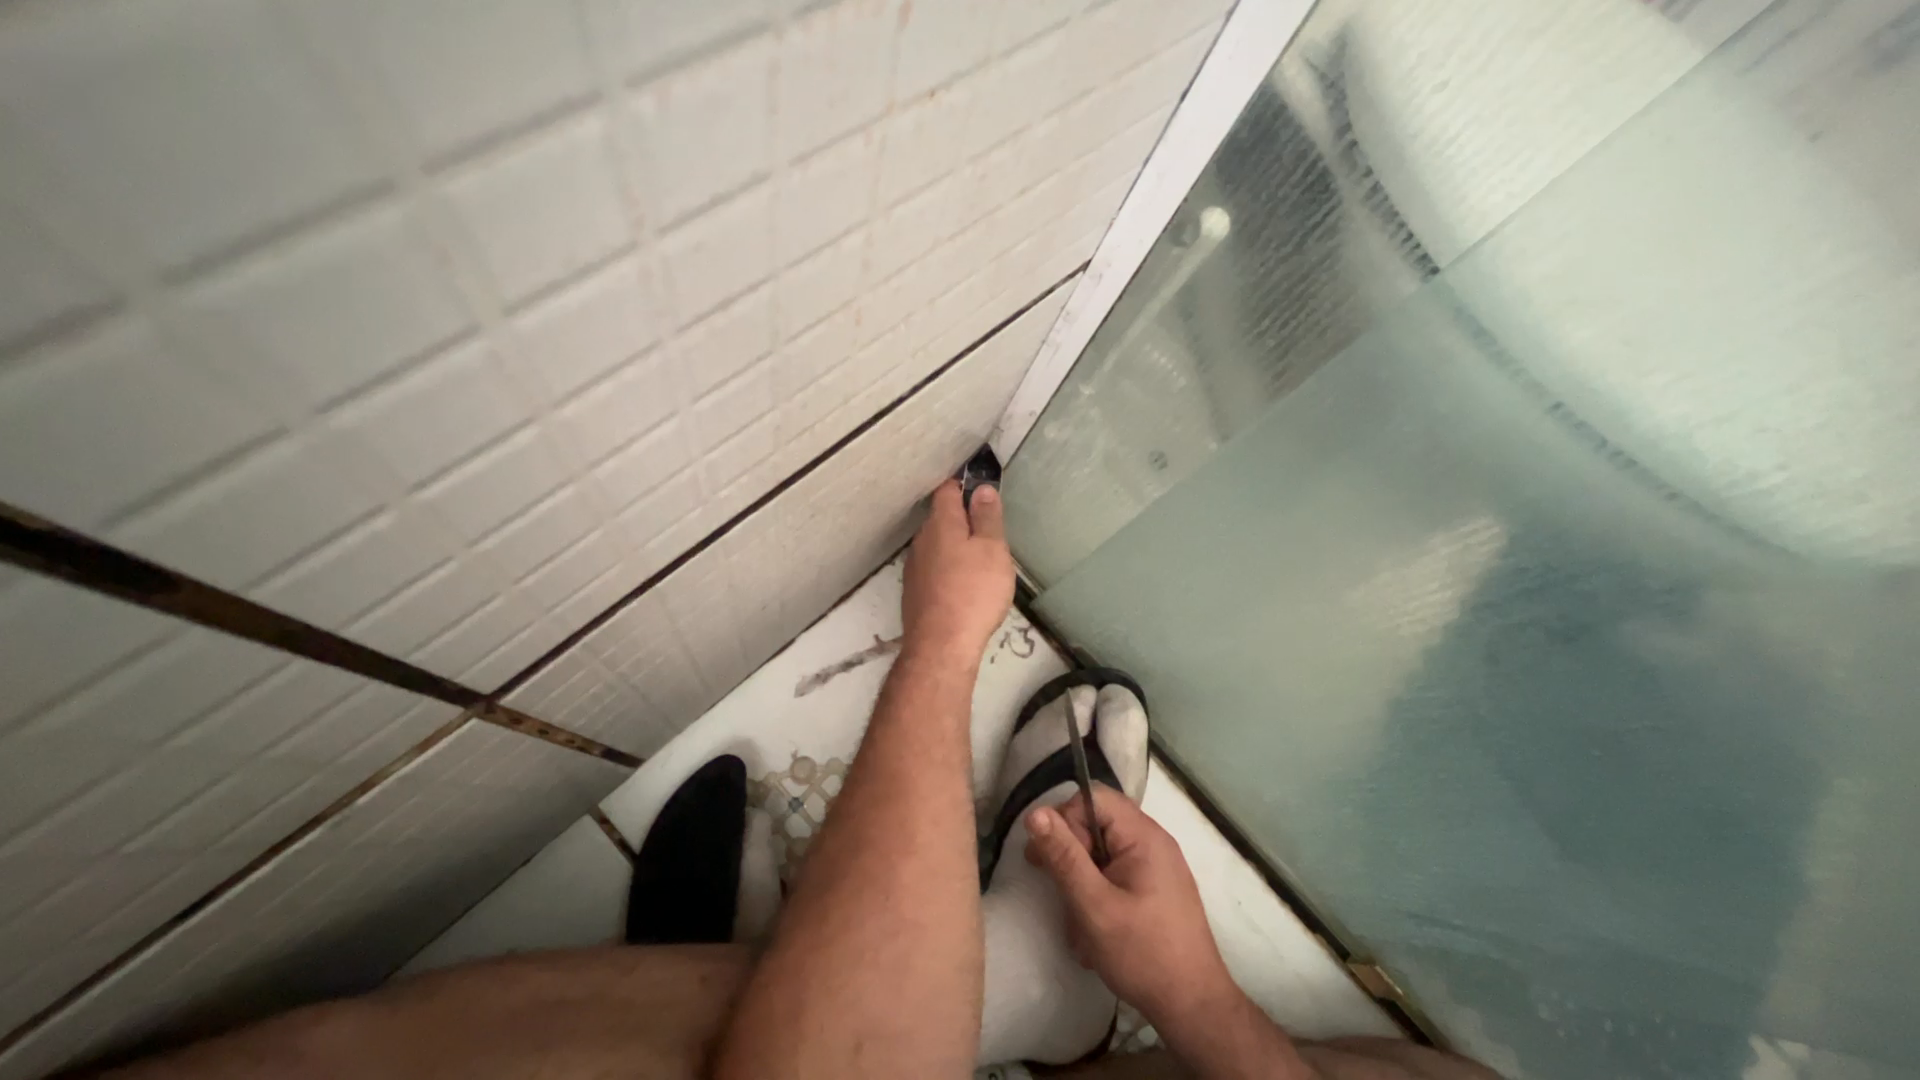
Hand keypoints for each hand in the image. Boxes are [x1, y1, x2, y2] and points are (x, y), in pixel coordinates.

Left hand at [900, 480, 1012, 663]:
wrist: (941, 645)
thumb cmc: (974, 592)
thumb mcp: (992, 549)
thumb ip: (987, 517)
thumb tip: (981, 488)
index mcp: (940, 523)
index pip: (947, 489)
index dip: (965, 485)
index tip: (984, 491)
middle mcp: (921, 540)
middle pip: (941, 518)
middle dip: (963, 520)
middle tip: (991, 533)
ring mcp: (914, 567)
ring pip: (937, 546)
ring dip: (955, 548)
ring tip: (981, 563)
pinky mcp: (915, 592)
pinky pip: (934, 570)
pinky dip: (948, 570)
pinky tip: (964, 587)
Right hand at [1024, 786, 1239, 1033]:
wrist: (1193, 1007)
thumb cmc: (1142, 954)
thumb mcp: (1094, 906)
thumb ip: (1064, 857)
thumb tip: (1035, 813)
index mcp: (1144, 836)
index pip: (1092, 799)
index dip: (1064, 821)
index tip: (1048, 859)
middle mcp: (1153, 842)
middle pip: (1096, 824)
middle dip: (1071, 857)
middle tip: (1057, 891)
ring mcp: (1156, 867)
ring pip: (1102, 855)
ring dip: (1083, 884)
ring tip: (1080, 924)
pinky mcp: (1154, 890)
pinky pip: (1115, 876)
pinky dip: (1098, 898)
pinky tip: (1094, 932)